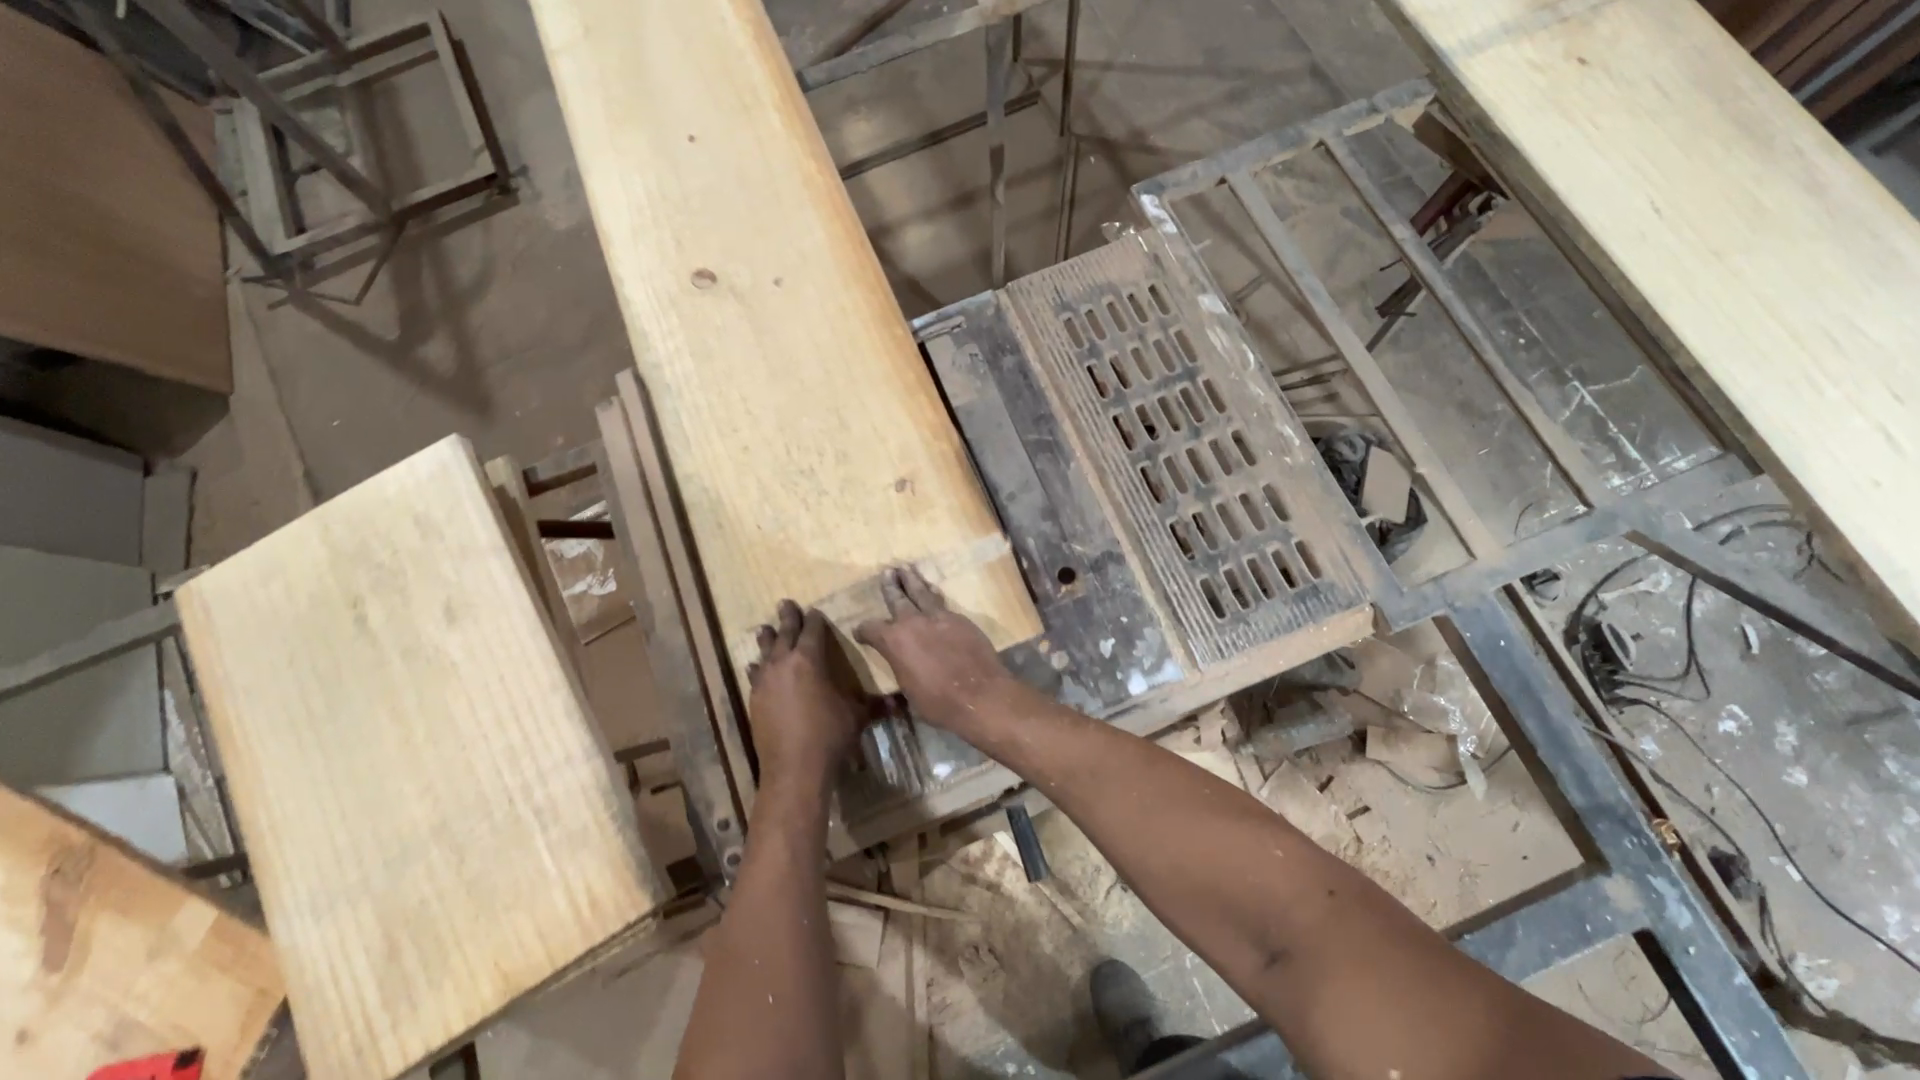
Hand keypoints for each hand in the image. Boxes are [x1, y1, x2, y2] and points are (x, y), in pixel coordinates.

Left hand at [747, 600, 864, 788]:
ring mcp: (765, 682)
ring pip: (766, 651)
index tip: (816, 612)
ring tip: (765, 628)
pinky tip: (754, 666)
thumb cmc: (829, 735)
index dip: (816, 620)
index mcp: (810, 660)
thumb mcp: (857, 717)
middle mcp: (784, 664)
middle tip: (786, 604)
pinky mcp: (755, 700)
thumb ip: (876, 705)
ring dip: (768, 638)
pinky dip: (757, 667)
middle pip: (785, 633)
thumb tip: (901, 702)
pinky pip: (755, 675)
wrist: (795, 768)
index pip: (813, 631)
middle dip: (788, 618)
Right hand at [854, 566, 1016, 729]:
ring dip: (913, 580)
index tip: (859, 632)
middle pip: (897, 598)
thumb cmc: (938, 702)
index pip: (871, 628)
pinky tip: (933, 594)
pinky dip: (934, 597)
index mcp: (894, 641)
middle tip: (887, 572)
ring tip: (906, 569)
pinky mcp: (960, 620)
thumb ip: (902, 668)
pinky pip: (942, 603)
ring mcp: (939, 617)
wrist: (980, 695)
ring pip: (922, 592)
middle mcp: (913, 622)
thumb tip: (902, 664)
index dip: (863, 631)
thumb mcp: (909, 690)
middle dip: (890, 586)